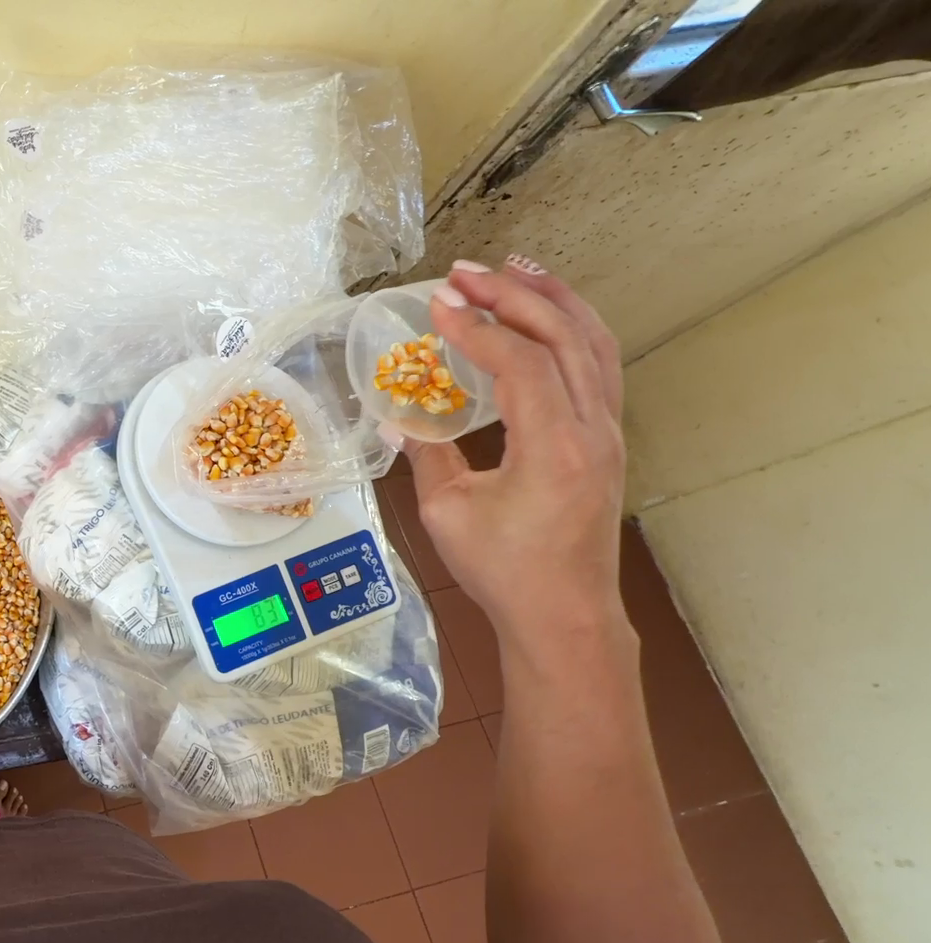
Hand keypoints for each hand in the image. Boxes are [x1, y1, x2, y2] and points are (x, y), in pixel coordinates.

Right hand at [406, 257, 628, 652]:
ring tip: (514, 270)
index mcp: (554, 446)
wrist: (562, 611)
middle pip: (562, 337)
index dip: (476, 327)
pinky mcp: (607, 438)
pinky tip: (547, 315)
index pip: (519, 362)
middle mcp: (593, 427)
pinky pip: (599, 364)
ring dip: (552, 300)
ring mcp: (609, 430)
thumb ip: (424, 456)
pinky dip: (572, 328)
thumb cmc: (501, 568)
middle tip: (464, 273)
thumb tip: (395, 418)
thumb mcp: (446, 512)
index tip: (437, 303)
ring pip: (592, 342)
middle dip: (512, 295)